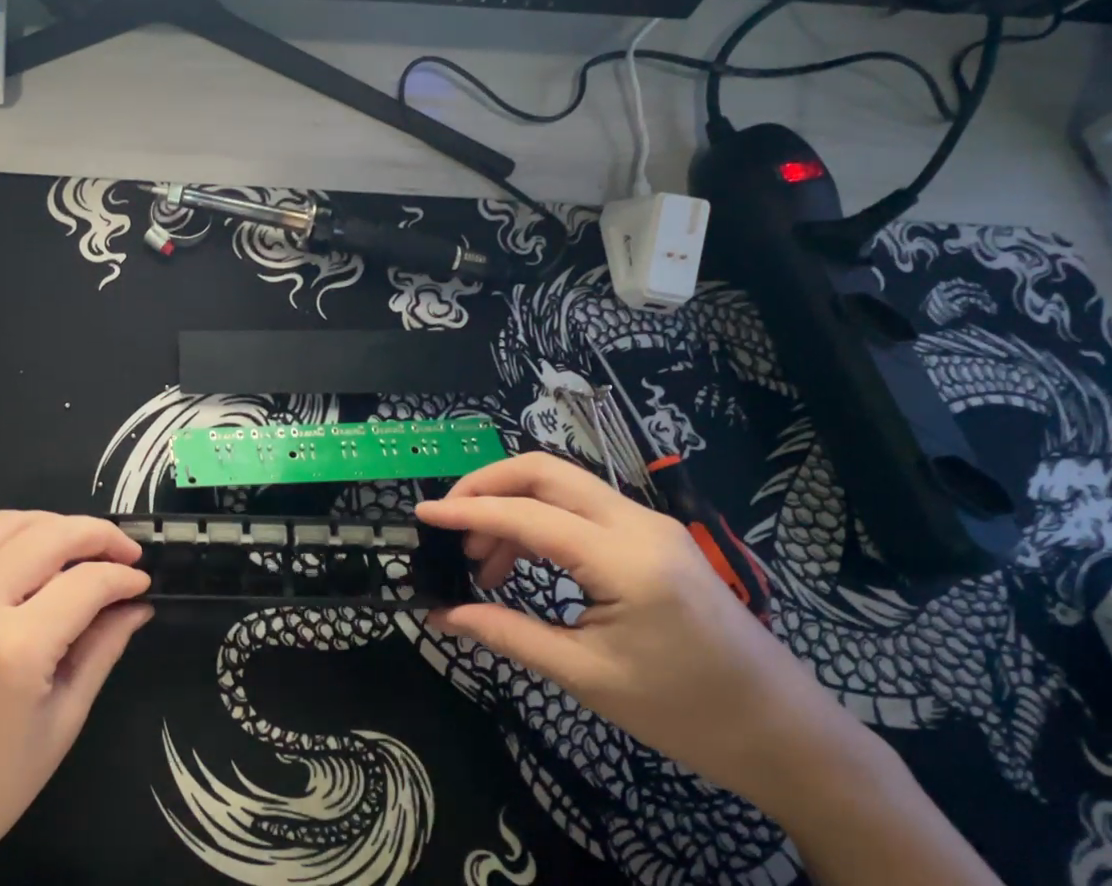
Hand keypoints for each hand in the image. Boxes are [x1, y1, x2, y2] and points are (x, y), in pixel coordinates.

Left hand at [0, 512, 151, 885]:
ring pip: (4, 525)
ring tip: (83, 547)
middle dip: (95, 533)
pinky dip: (14, 540)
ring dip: (52, 524)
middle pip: (45, 535)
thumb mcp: (58, 727)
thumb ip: (100, 653)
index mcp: (13, 650)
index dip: (123, 575)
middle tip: (127, 551)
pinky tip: (37, 563)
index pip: (84, 583)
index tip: (143, 583)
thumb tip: (135, 608)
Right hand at [417, 452, 862, 801]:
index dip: (468, 511)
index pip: (527, 514)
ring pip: (563, 487)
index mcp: (624, 559)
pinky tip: (521, 564)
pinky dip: (541, 523)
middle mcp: (638, 524)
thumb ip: (508, 634)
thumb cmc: (685, 712)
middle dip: (487, 486)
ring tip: (483, 565)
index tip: (421, 516)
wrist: (782, 731)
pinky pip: (583, 511)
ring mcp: (651, 527)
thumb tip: (442, 615)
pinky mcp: (655, 540)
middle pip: (545, 471)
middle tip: (449, 525)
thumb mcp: (586, 676)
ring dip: (513, 508)